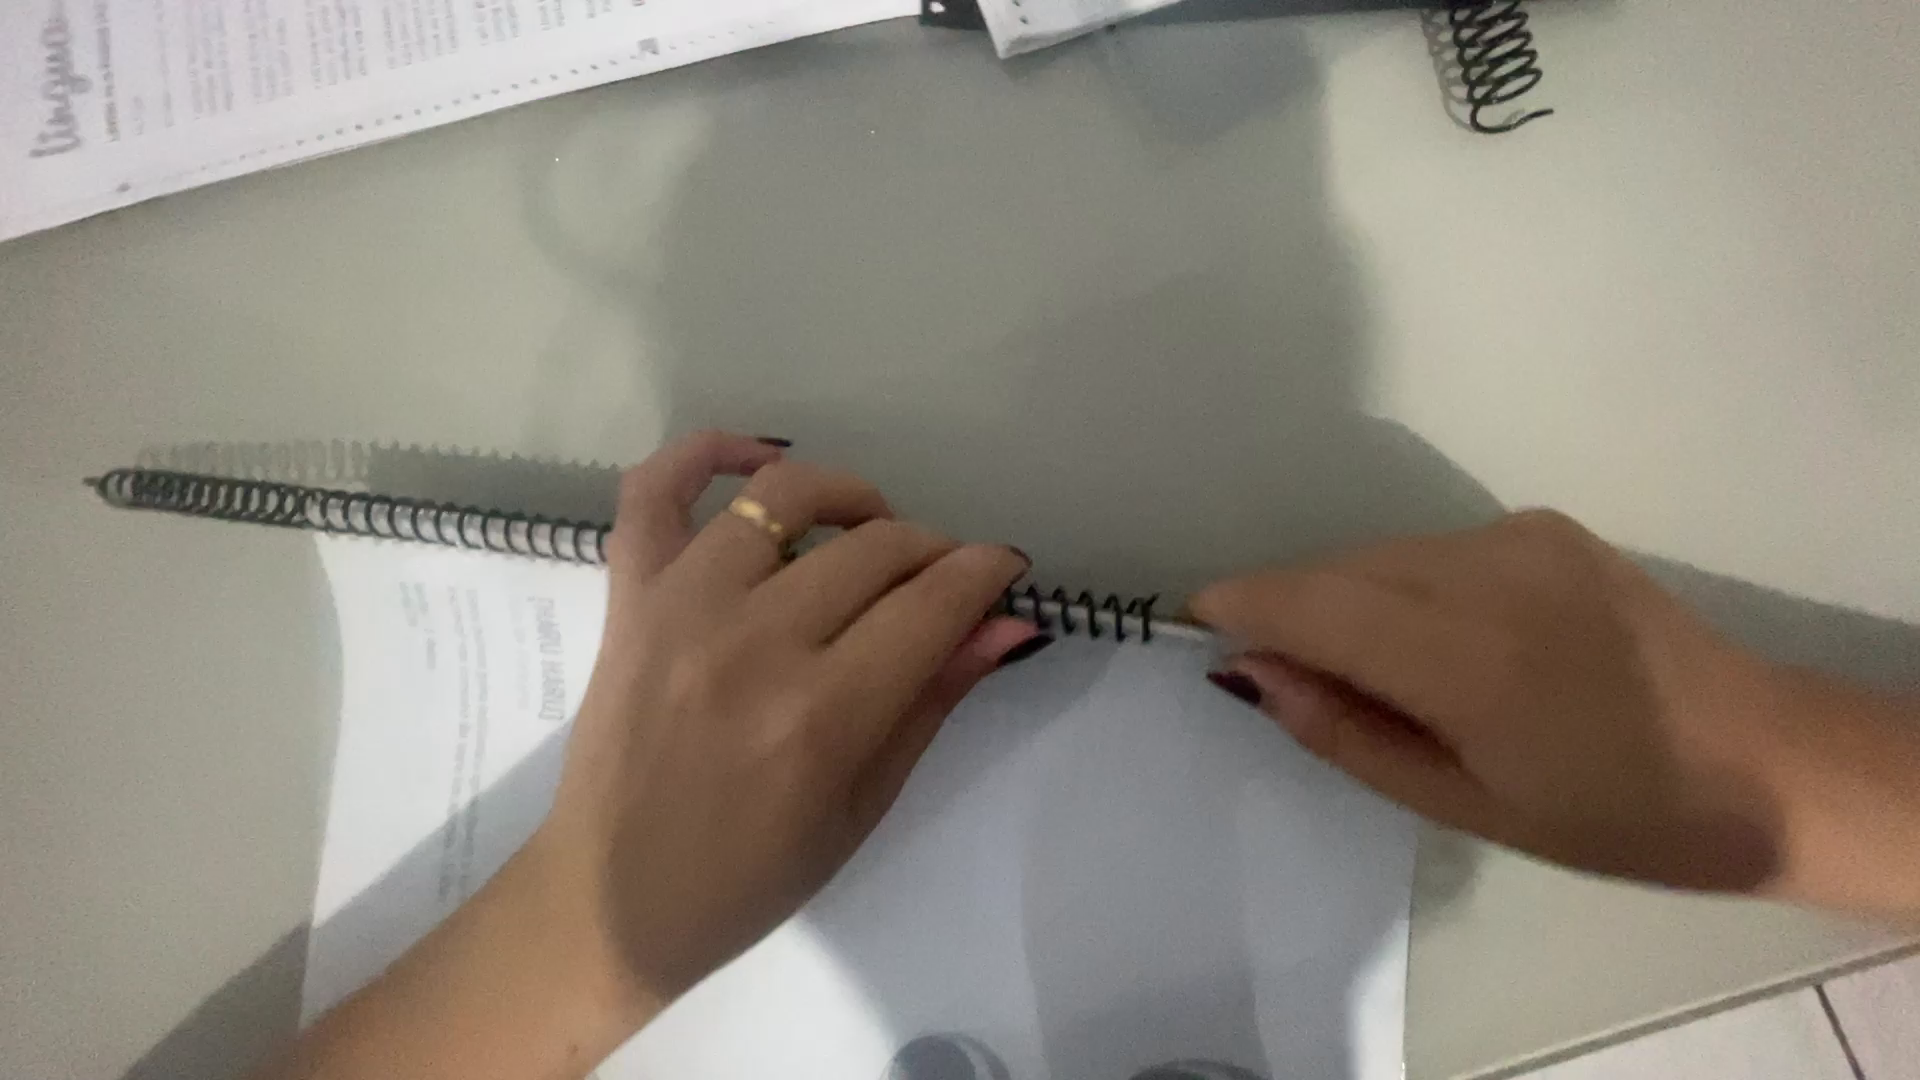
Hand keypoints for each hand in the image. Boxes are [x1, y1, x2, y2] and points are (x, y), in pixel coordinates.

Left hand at [530, 432, 1041, 1016]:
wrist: (612, 901)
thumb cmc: (753, 876)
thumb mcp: (866, 804)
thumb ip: (935, 699)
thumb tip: (1007, 625)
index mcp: (821, 716)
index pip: (933, 605)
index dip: (986, 573)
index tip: (1005, 567)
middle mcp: (753, 644)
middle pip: (876, 548)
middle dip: (936, 550)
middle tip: (943, 577)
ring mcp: (680, 608)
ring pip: (785, 495)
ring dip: (853, 495)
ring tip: (873, 527)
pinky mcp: (628, 596)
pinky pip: (655, 489)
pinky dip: (707, 451)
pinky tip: (758, 458)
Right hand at [1192, 510, 1821, 896]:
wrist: (1776, 764)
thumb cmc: (1608, 815)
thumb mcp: (1456, 802)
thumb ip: (1339, 729)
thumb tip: (1249, 670)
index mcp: (1470, 659)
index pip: (1312, 605)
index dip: (1239, 604)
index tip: (1191, 621)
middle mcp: (1486, 573)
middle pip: (1331, 572)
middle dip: (1281, 609)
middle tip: (1275, 667)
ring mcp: (1515, 538)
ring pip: (1369, 557)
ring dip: (1335, 600)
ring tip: (1367, 665)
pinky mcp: (1534, 524)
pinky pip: (1416, 551)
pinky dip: (1388, 587)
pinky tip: (1429, 636)